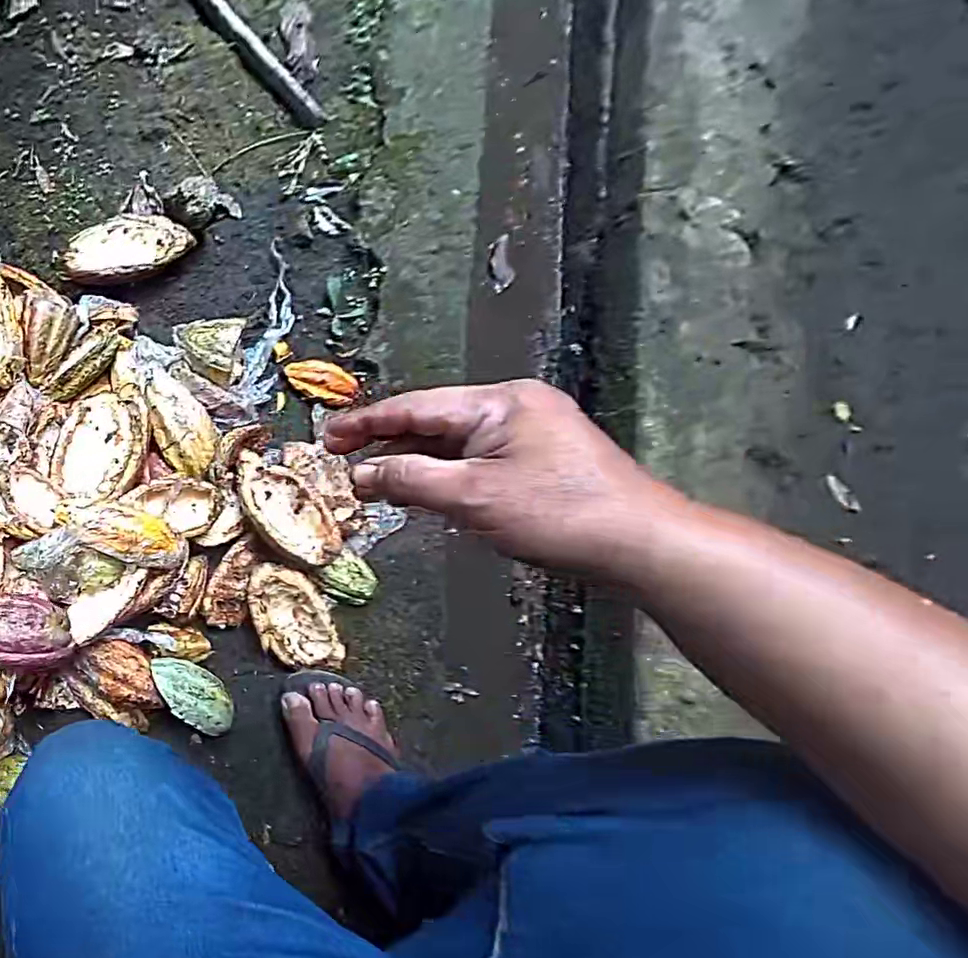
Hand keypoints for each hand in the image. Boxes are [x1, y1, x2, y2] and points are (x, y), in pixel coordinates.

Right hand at [323, 379, 685, 575]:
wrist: (640, 544)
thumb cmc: (560, 513)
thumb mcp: (470, 496)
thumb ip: (408, 479)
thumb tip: (360, 474)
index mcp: (499, 403)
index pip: (415, 408)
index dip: (365, 423)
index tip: (328, 437)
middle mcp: (511, 408)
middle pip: (429, 421)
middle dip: (382, 441)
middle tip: (338, 456)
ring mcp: (523, 433)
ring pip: (446, 442)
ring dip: (406, 460)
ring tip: (366, 477)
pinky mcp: (529, 459)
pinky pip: (466, 458)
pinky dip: (434, 472)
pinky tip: (411, 488)